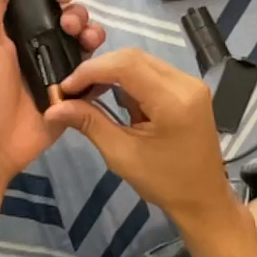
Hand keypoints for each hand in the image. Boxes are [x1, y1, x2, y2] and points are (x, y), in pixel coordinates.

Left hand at [0, 0, 106, 182]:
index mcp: (17, 28)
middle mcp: (41, 43)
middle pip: (71, 13)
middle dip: (76, 10)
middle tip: (68, 24)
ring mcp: (61, 67)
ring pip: (86, 37)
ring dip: (91, 30)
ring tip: (84, 40)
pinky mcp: (76, 91)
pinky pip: (97, 70)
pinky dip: (101, 62)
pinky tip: (96, 63)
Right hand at [42, 49, 238, 230]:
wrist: (202, 197)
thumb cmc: (163, 182)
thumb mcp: (121, 154)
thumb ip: (89, 123)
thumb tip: (54, 107)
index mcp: (173, 101)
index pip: (126, 65)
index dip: (91, 70)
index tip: (66, 88)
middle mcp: (186, 83)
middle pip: (133, 58)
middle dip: (99, 70)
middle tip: (75, 91)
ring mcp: (190, 83)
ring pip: (142, 62)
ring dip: (113, 75)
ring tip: (91, 96)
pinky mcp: (189, 89)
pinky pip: (152, 73)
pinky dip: (129, 81)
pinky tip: (116, 100)